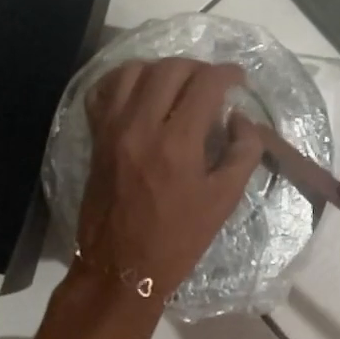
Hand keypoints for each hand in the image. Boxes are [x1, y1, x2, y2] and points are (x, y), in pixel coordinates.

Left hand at [75, 58, 264, 299]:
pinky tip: (141, 92)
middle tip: (212, 84)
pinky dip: (124, 81)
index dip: (229, 73)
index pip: (206, 83)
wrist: (120, 270)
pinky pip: (103, 90)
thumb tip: (241, 118)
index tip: (239, 80)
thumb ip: (243, 152)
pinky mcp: (96, 136)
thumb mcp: (224, 200)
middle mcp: (142, 125)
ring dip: (162, 69)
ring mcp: (113, 128)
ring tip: (177, 84)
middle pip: (172, 68)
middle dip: (199, 68)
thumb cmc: (178, 238)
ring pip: (136, 70)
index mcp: (178, 143)